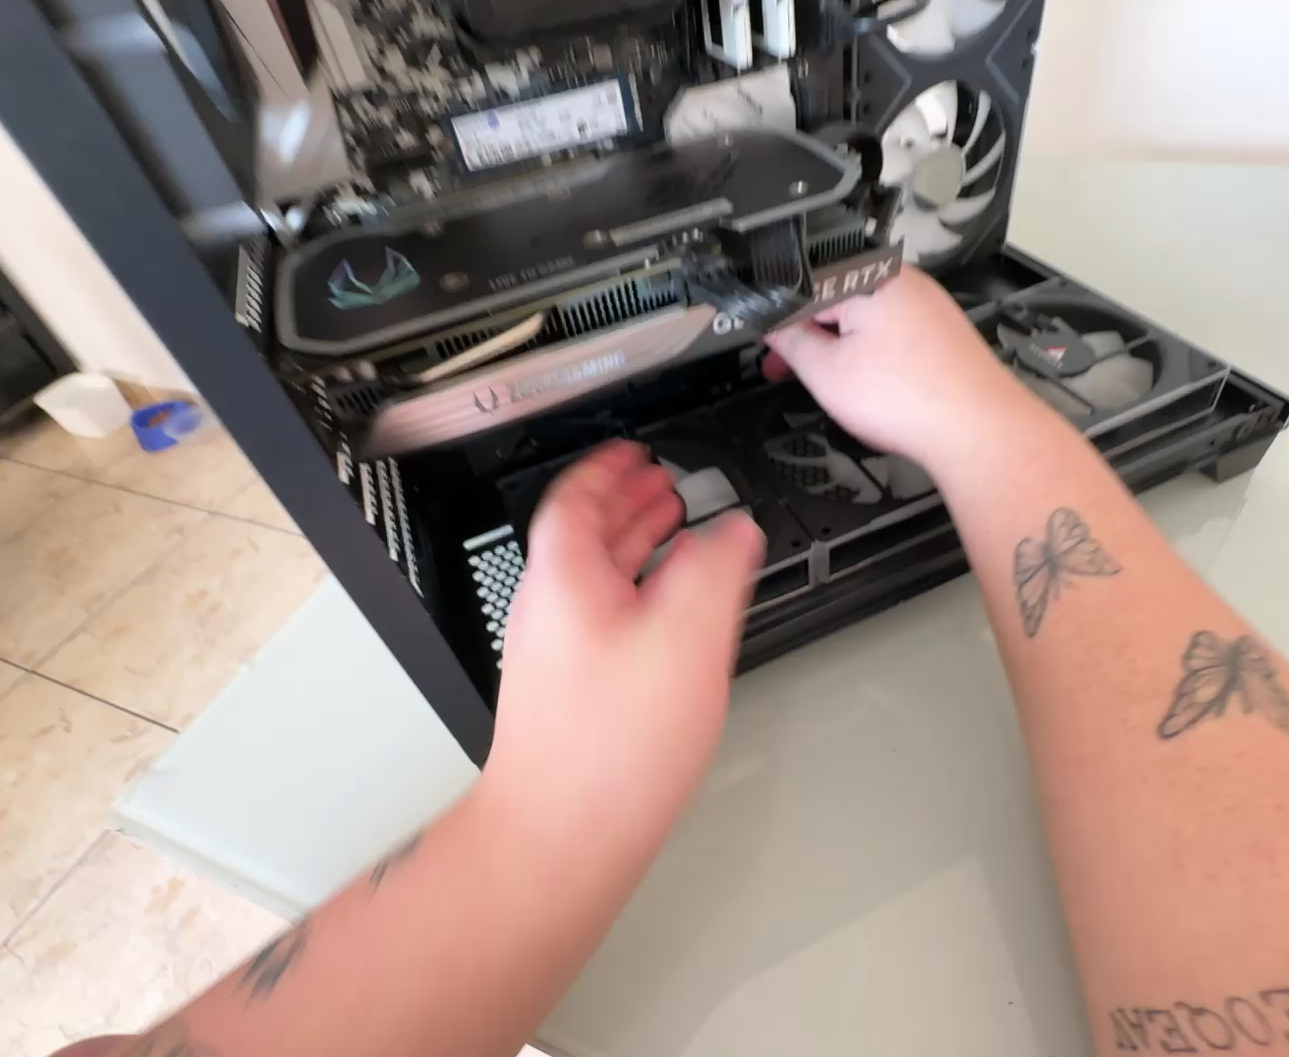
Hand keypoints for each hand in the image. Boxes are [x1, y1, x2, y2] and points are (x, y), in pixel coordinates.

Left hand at [486, 442, 765, 831]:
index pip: (577, 498)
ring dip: (636, 545)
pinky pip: (609, 616)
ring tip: (674, 532)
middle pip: (587, 535)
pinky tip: (672, 611)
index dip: (609, 467)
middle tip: (664, 484)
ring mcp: (560, 653)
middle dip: (629, 503)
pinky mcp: (575, 691)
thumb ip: (716, 572)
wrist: (562, 837)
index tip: (634, 450)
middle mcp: (553, 610)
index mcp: (566, 580)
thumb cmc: (605, 751)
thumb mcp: (685, 639)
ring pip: (599, 576)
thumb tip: (736, 532)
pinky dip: (641, 593)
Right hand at [765, 266, 1032, 465]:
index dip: (781, 325)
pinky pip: (894, 337)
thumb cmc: (911, 398)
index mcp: (870, 277)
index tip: (772, 352)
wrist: (977, 430)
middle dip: (811, 339)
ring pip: (865, 321)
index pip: (806, 290)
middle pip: (838, 303)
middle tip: (791, 373)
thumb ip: (790, 342)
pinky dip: (873, 358)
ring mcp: (928, 306)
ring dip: (841, 350)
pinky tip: (871, 388)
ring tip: (835, 386)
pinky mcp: (942, 333)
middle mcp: (904, 282)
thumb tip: (773, 327)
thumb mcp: (825, 372)